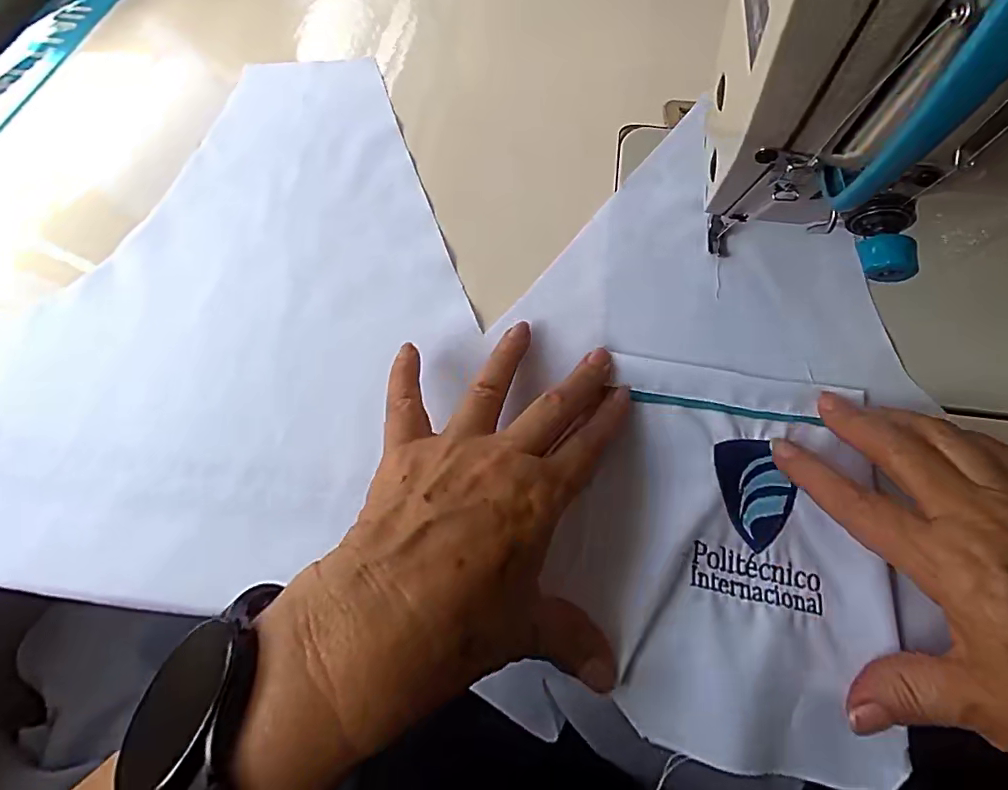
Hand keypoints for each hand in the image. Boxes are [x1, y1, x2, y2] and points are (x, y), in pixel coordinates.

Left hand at [231, 323, 630, 789]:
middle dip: (579, 384)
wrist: (385, 615)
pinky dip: (405, 376)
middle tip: (598, 356)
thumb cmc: (463, 625)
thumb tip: (606, 676)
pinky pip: (404, 405)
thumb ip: (566, 638)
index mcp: (538, 499)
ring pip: (486, 391)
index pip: (585, 453)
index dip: (607, 423)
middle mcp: (501, 461)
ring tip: (522, 330)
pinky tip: (408, 350)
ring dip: (507, 359)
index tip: (622, 394)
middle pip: (549, 412)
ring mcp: (451, 449)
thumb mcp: (524, 630)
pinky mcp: (405, 451)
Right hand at [771, 395, 1007, 789]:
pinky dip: (970, 438)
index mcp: (951, 562)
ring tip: (883, 409)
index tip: (787, 448)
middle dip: (858, 423)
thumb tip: (856, 706)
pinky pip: (1006, 458)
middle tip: (828, 403)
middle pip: (905, 453)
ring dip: (909, 420)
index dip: (817, 474)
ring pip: (954, 443)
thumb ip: (908, 691)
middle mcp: (982, 523)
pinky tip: (962, 439)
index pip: (863, 506)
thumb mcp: (984, 704)